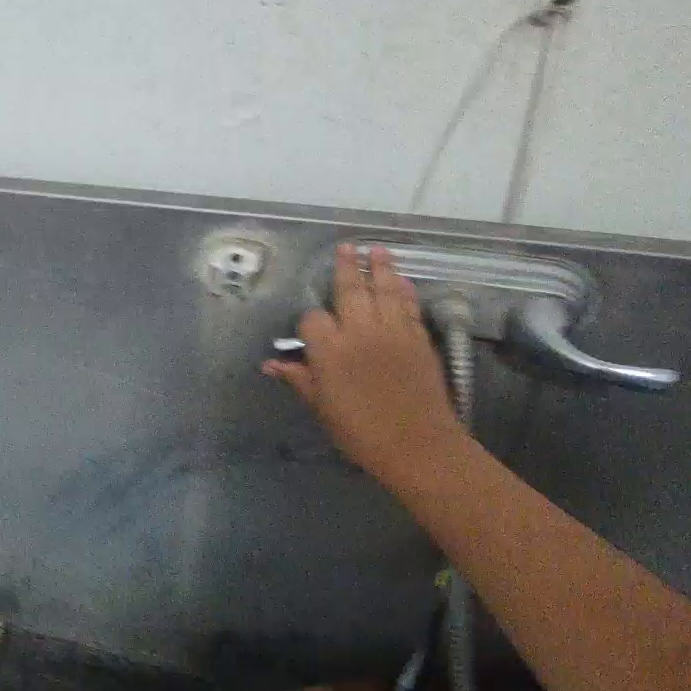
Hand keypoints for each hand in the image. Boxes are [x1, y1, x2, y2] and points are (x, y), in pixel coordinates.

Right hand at [262, 244, 469, 485]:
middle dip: (346, 267)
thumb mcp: (321, 407)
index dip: (308, 320)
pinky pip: (409, 305)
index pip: (313, 320)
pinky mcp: (419, 338)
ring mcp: (392, 332)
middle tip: (346, 246)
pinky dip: (404, 290)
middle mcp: (359, 332)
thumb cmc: (360, 432)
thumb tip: (271, 364)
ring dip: (379, 267)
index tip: (308, 326)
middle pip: (350, 290)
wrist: (417, 445)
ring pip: (384, 290)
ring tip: (375, 249)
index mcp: (329, 351)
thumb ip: (299, 379)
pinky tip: (401, 280)